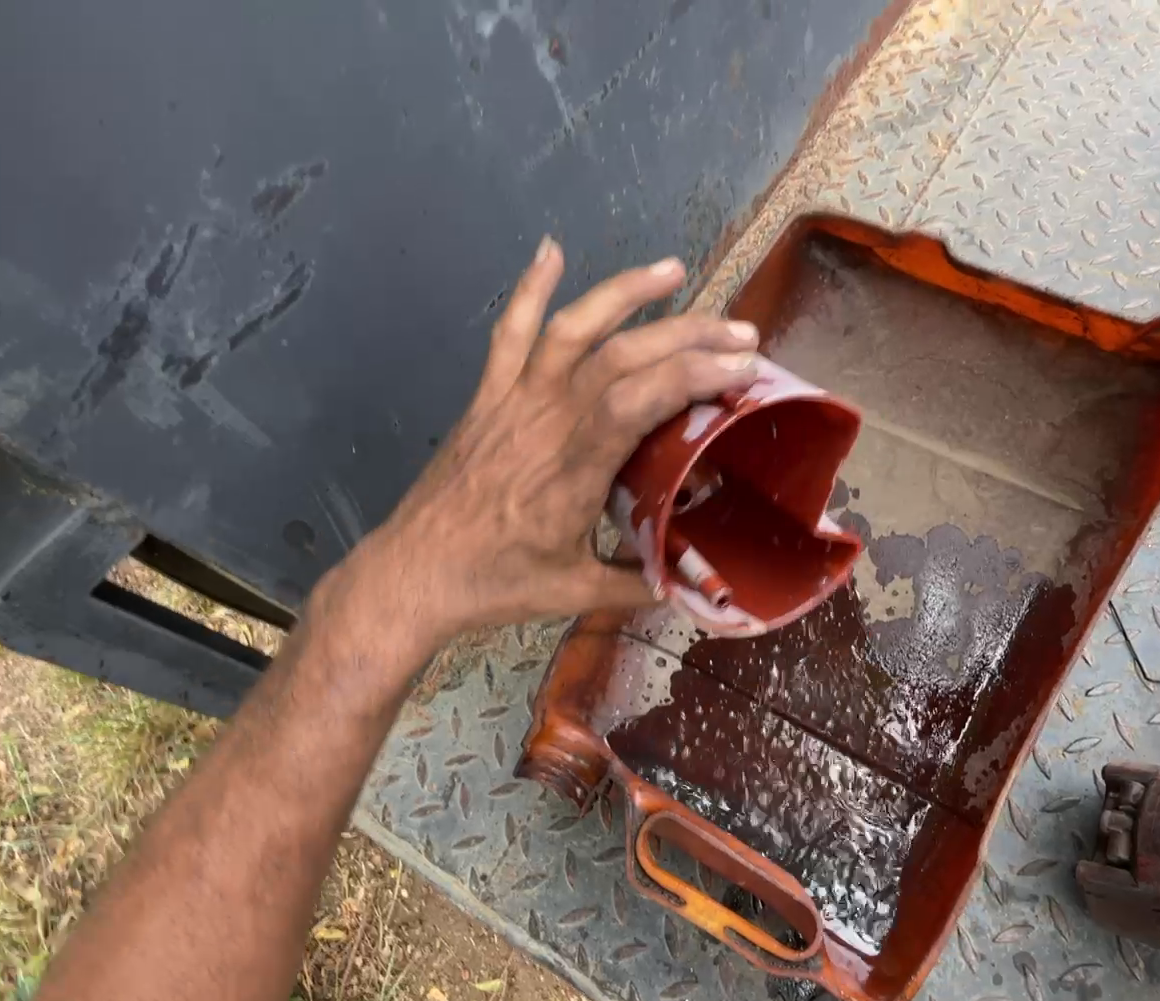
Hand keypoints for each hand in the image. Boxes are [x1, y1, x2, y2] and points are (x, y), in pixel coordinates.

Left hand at [317, 239, 759, 656]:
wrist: (413, 574)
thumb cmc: (497, 584)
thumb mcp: (578, 592)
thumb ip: (640, 584)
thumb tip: (694, 588)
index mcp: (577, 469)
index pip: (644, 399)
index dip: (698, 374)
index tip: (746, 368)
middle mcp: (549, 419)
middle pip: (624, 356)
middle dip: (690, 335)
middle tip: (742, 334)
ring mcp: (515, 399)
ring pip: (574, 328)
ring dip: (627, 293)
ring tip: (674, 271)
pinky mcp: (488, 395)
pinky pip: (510, 331)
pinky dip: (530, 287)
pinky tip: (551, 249)